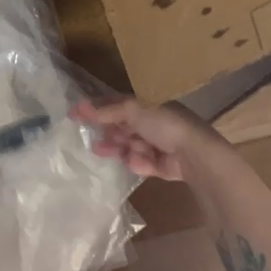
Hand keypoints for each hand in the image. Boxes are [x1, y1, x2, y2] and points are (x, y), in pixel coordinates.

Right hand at [71, 98, 213, 181]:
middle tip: (90, 136)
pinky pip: (142, 163)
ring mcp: (159, 145)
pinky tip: (138, 162)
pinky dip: (139, 162)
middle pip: (123, 128)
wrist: (194, 153)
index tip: (75, 115)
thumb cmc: (165, 124)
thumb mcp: (134, 111)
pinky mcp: (162, 165)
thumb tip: (79, 107)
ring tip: (101, 150)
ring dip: (118, 148)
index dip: (97, 109)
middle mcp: (155, 124)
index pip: (119, 105)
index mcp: (151, 105)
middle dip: (108, 131)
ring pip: (130, 146)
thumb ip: (107, 111)